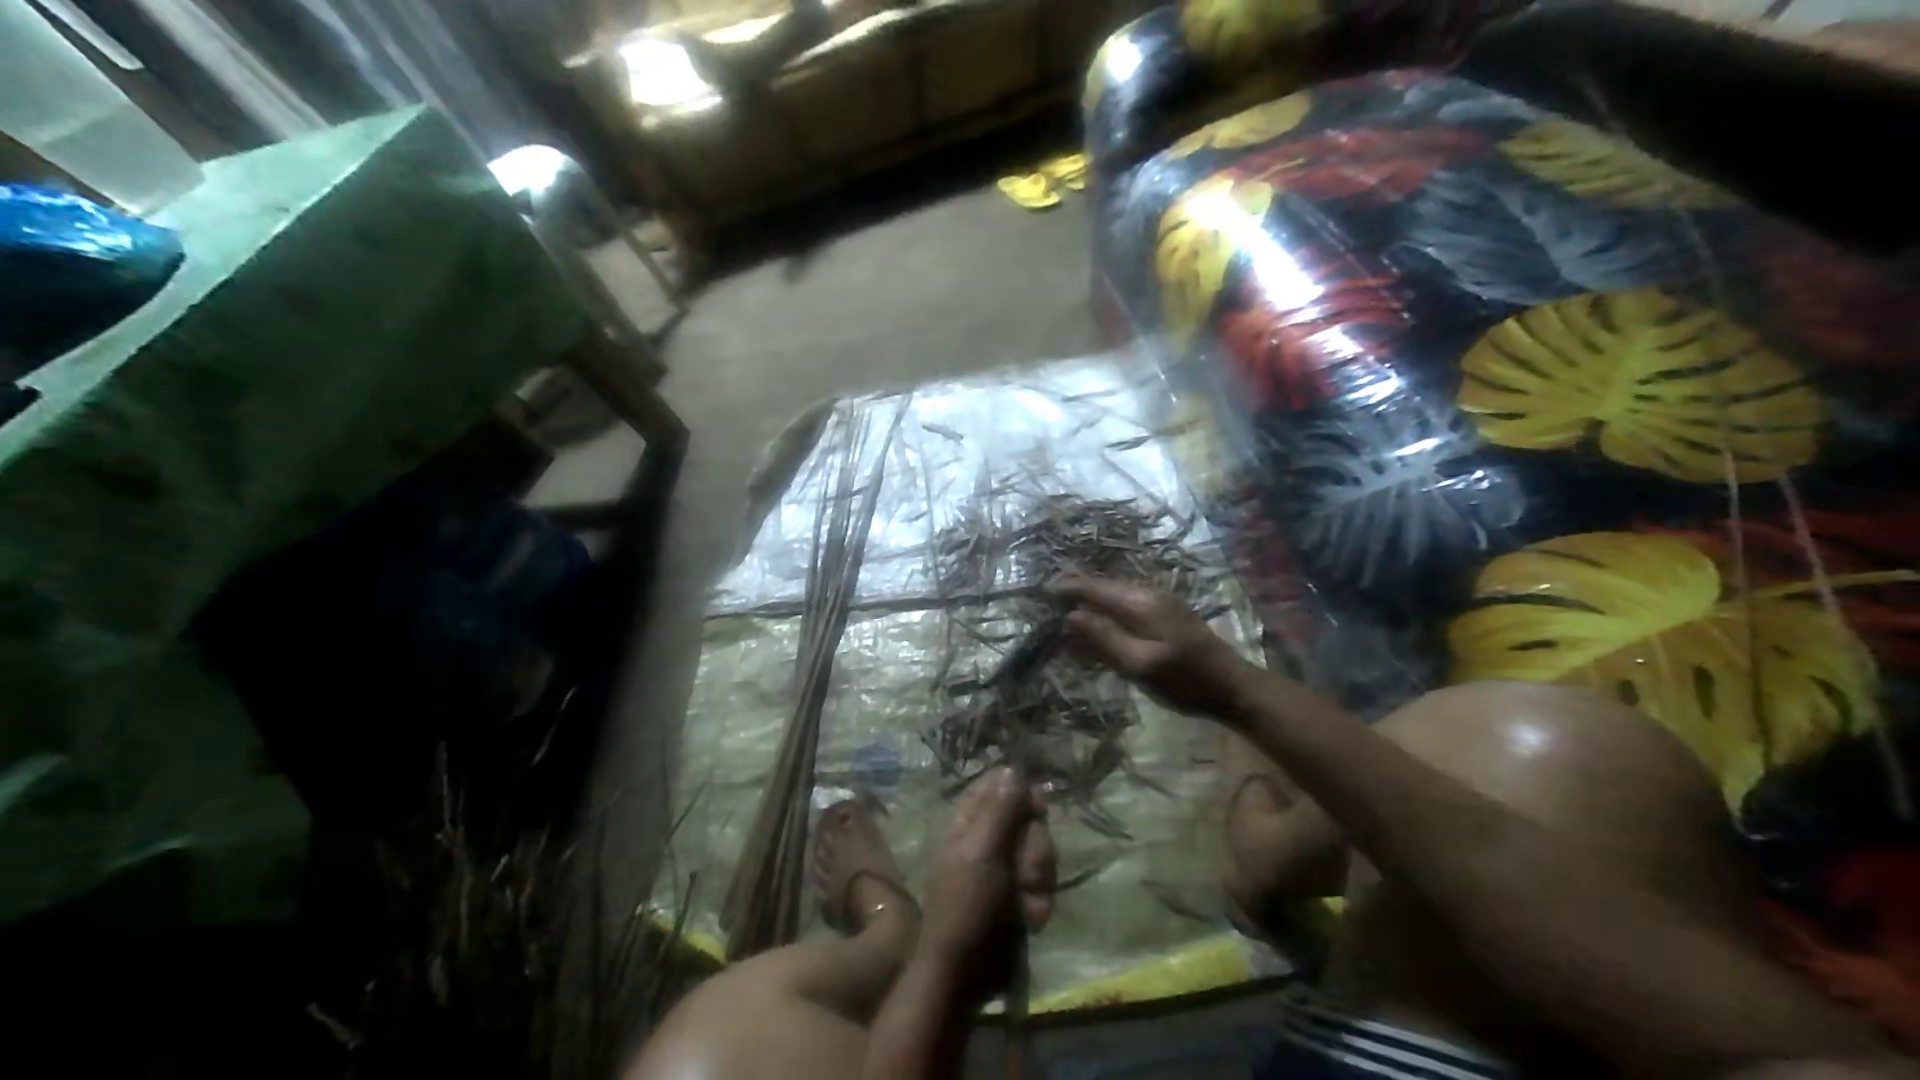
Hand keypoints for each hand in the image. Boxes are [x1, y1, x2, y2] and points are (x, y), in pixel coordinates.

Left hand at [917, 767, 1054, 996]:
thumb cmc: (965, 905)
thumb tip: (1011, 767)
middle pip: (1029, 819)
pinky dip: (1039, 901)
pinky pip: (1043, 882)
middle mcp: (988, 836)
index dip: (1023, 794)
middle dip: (1035, 849)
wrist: (965, 971)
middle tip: (1025, 874)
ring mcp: (1004, 865)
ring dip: (1039, 880)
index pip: (1001, 783)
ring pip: (1041, 851)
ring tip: (1025, 904)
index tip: (1038, 810)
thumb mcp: (981, 851)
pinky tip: (1029, 918)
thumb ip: (999, 809)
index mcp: (969, 819)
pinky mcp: (1019, 891)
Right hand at [1053, 576, 1252, 720]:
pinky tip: (1099, 621)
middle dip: (1077, 590)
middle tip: (1049, 595)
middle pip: (1104, 587)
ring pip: (1115, 595)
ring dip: (1092, 599)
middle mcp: (1148, 594)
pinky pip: (1127, 605)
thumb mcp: (1139, 664)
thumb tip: (1071, 615)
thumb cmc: (1185, 681)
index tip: (1042, 590)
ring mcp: (1160, 603)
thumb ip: (1104, 638)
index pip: (1094, 588)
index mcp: (1140, 603)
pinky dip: (1108, 610)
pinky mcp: (1167, 615)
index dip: (1068, 588)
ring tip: (1067, 605)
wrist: (1234, 687)